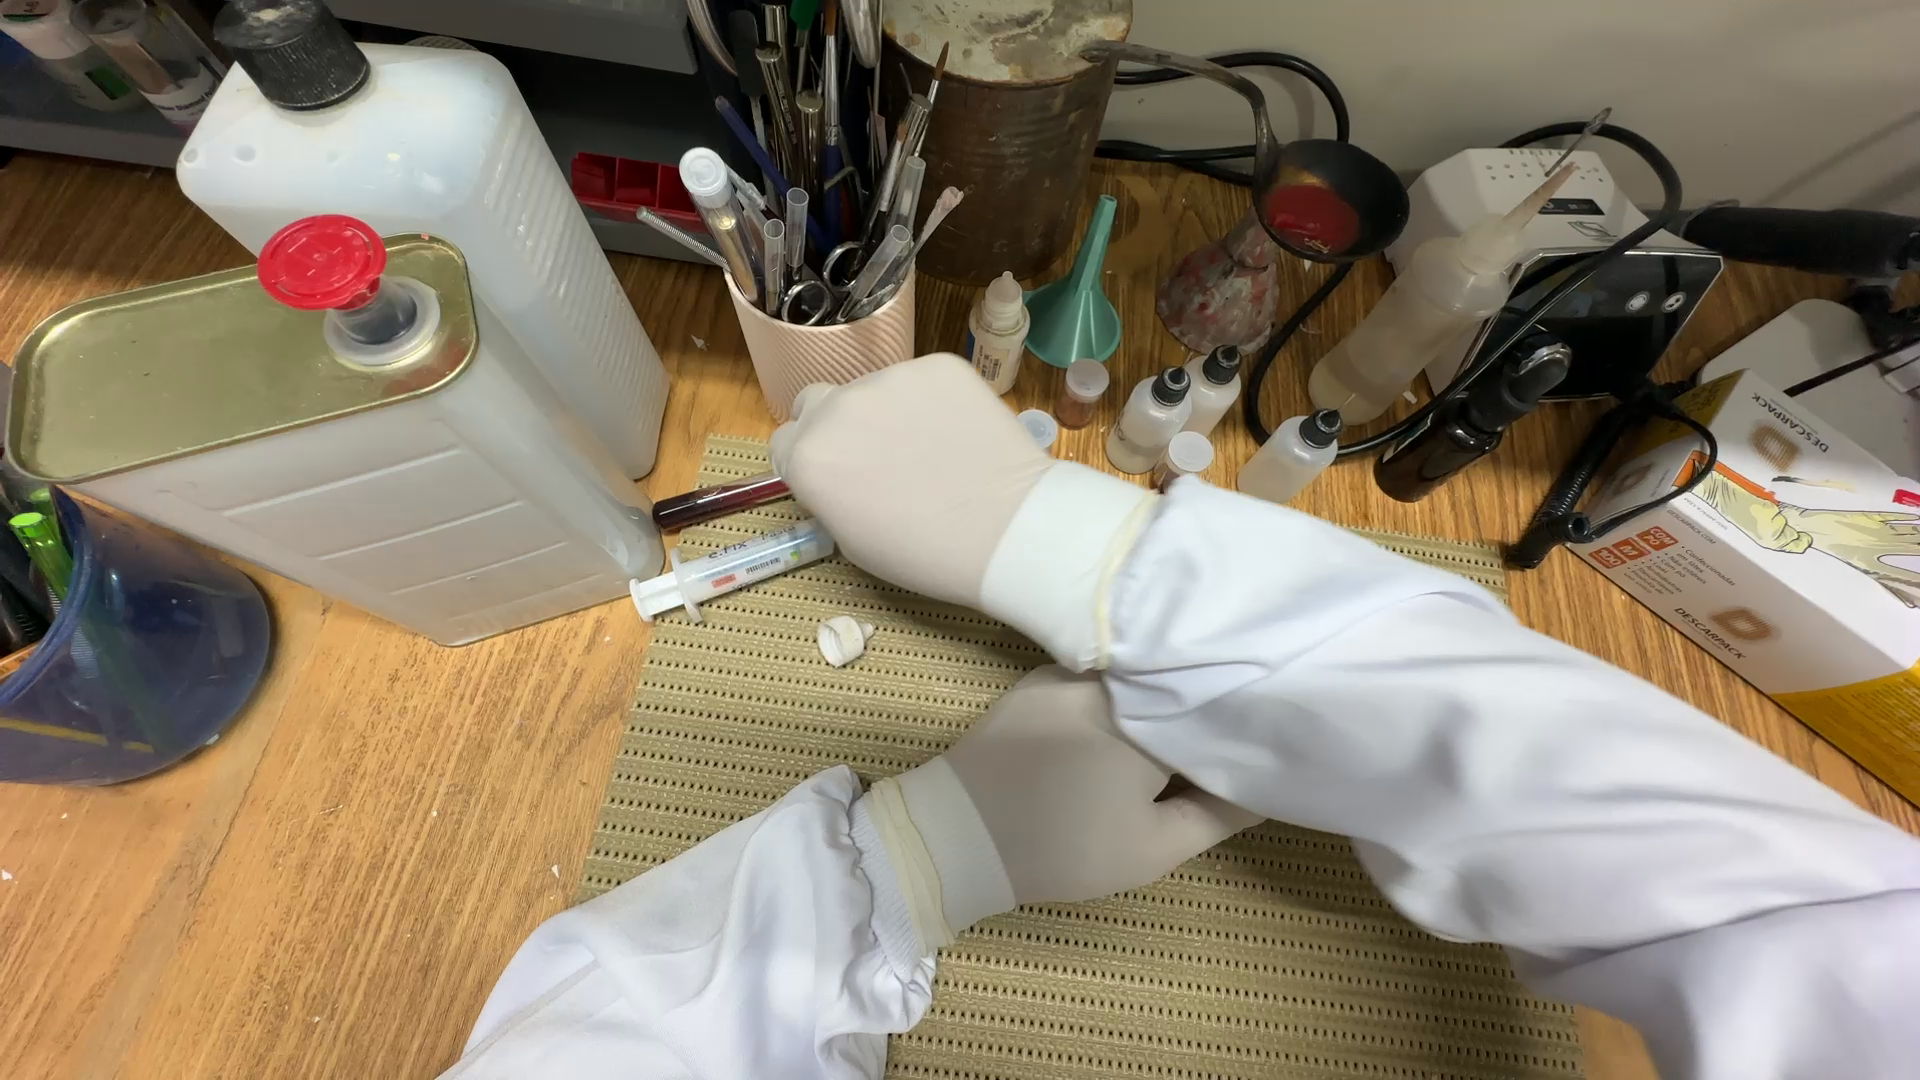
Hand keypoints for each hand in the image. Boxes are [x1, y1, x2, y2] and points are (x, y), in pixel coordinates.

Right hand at [769, 354, 1052, 608]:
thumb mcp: (854, 543)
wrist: (1007, 529)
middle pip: (817, 403)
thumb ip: (831, 497)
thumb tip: (840, 477)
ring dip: (886, 412)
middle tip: (875, 456)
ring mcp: (890, 378)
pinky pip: (921, 380)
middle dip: (834, 426)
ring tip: (931, 449)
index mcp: (808, 456)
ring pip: (873, 390)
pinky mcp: (939, 365)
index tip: (838, 478)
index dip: (809, 462)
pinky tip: (959, 434)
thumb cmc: (927, 554)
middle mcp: (838, 407)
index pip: (783, 443)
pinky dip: (932, 401)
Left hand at [860, 666, 1259, 950]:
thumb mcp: (1152, 848)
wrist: (961, 832)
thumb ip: (1217, 814)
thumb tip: (1261, 785)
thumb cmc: (1063, 846)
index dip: (1236, 725)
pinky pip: (1095, 676)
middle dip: (1195, 707)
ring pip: (1135, 676)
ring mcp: (1069, 671)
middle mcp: (1111, 678)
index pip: (1213, 708)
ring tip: (1172, 724)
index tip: (1252, 741)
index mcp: (1146, 716)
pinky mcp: (1038, 677)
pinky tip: (1123, 716)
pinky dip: (1116, 693)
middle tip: (1214, 736)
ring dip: (1155, 697)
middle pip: (1173, 683)